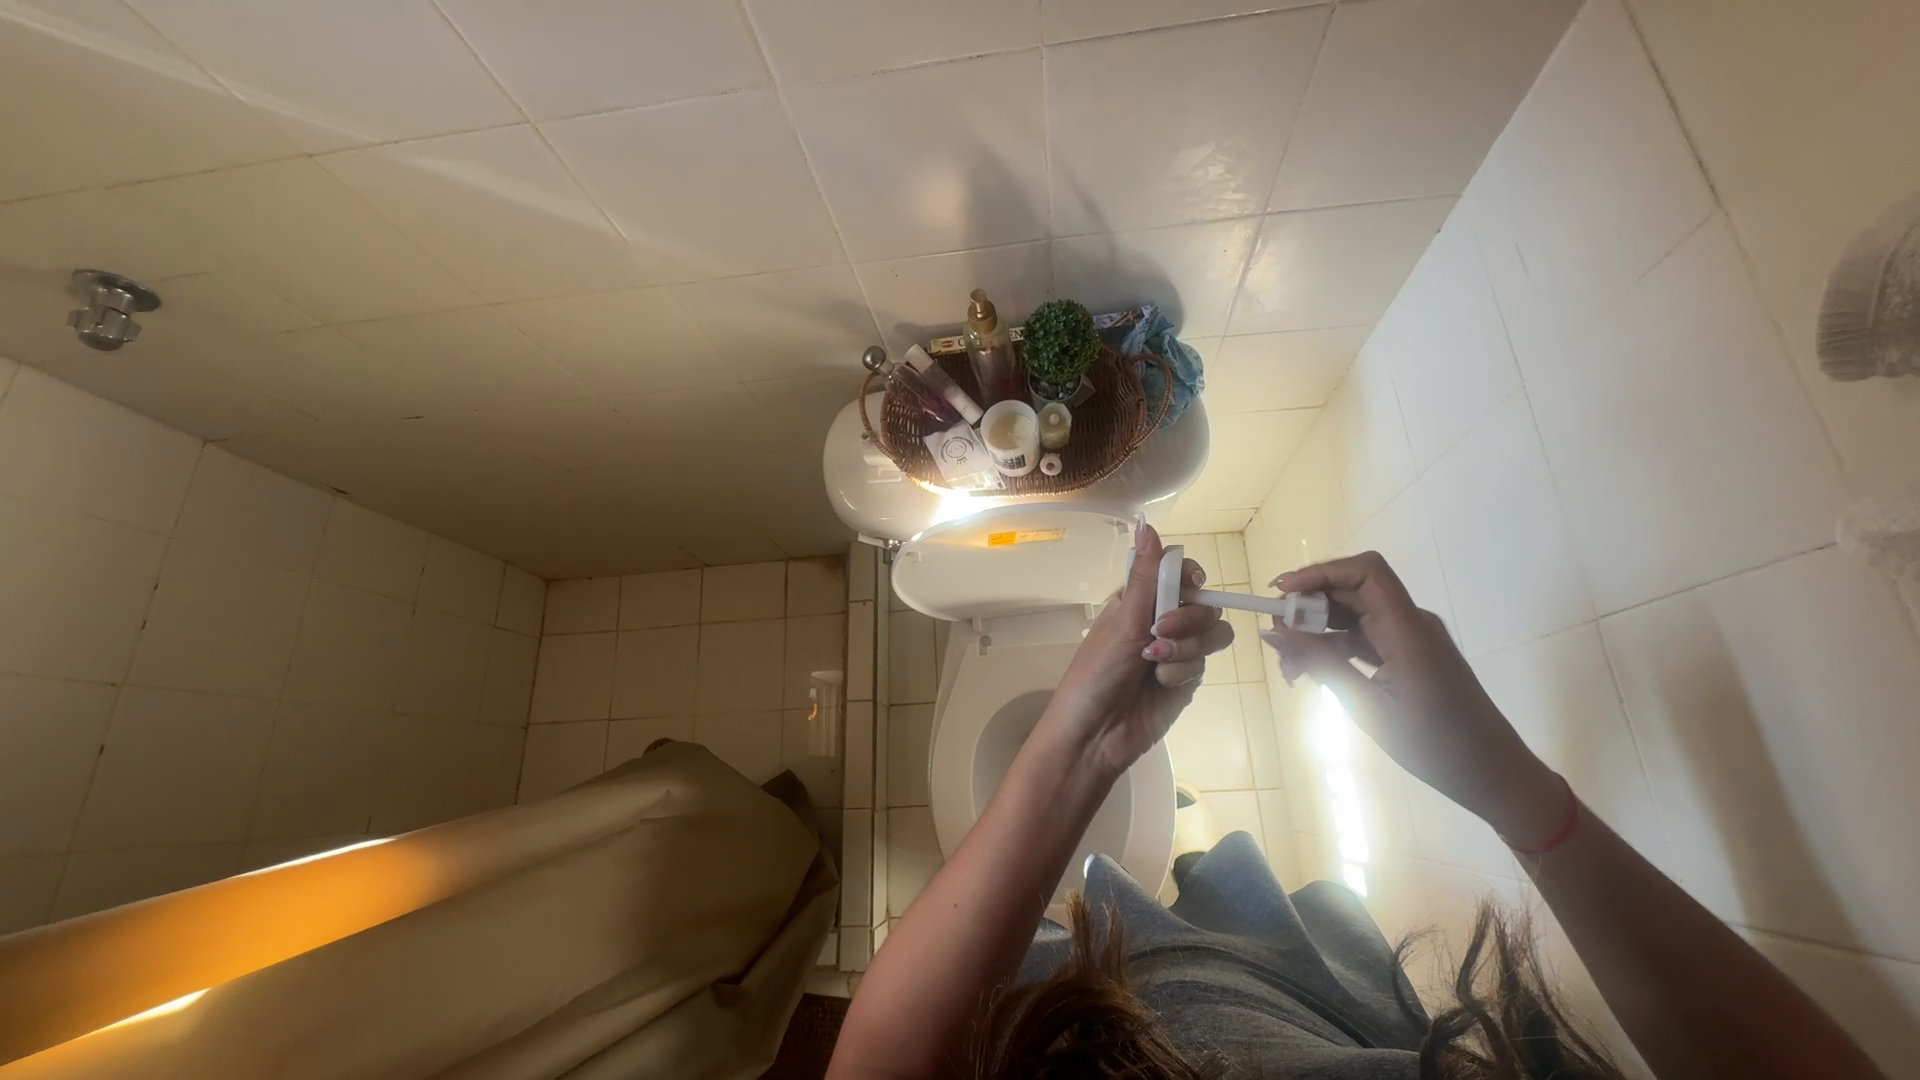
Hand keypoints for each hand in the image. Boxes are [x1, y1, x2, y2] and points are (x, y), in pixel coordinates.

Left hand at [1038, 523, 1233, 776]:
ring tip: (1154, 664)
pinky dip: (1182, 672)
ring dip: (1186, 648)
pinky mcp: (1186, 680)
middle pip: (1203, 604)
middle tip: (1159, 633)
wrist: (1095, 734)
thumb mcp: (1121, 621)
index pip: (1179, 572)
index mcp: (1137, 600)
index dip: (1189, 578)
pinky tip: (1159, 685)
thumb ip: (1144, 577)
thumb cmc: (1096, 672)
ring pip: (1211, 634)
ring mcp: (1176, 651)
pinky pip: (1203, 664)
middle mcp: (1159, 620)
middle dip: (1187, 620)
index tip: (1187, 587)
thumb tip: (1146, 522)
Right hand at [1260, 552, 1566, 845]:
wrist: (1494, 775)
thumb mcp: (1367, 707)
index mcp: (1408, 630)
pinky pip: (1361, 637)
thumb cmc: (1435, 746)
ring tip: (1288, 668)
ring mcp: (1410, 638)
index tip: (1280, 593)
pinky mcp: (1407, 654)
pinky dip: (1332, 648)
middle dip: (1307, 607)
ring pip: (1351, 616)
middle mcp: (1410, 623)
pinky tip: (1310, 673)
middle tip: (1274, 636)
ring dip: (1315, 632)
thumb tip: (1273, 632)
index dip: (1320, 572)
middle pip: (1351, 591)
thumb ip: (1320, 664)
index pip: (1364, 572)